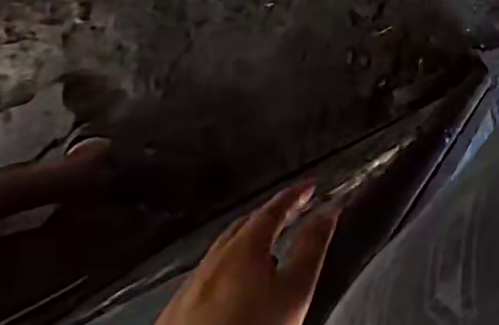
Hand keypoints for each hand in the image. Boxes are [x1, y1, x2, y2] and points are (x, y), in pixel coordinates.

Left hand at [157, 184, 338, 324]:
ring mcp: (186, 292)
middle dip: (269, 214)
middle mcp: (210, 263)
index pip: (273, 208)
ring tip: (267, 248)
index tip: (311, 186)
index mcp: (243, 249)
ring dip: (246, 241)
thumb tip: (326, 213)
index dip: (295, 194)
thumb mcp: (296, 289)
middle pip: (242, 226)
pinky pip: (204, 279)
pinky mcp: (171, 318)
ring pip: (220, 253)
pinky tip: (232, 288)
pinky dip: (226, 269)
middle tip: (292, 211)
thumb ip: (312, 245)